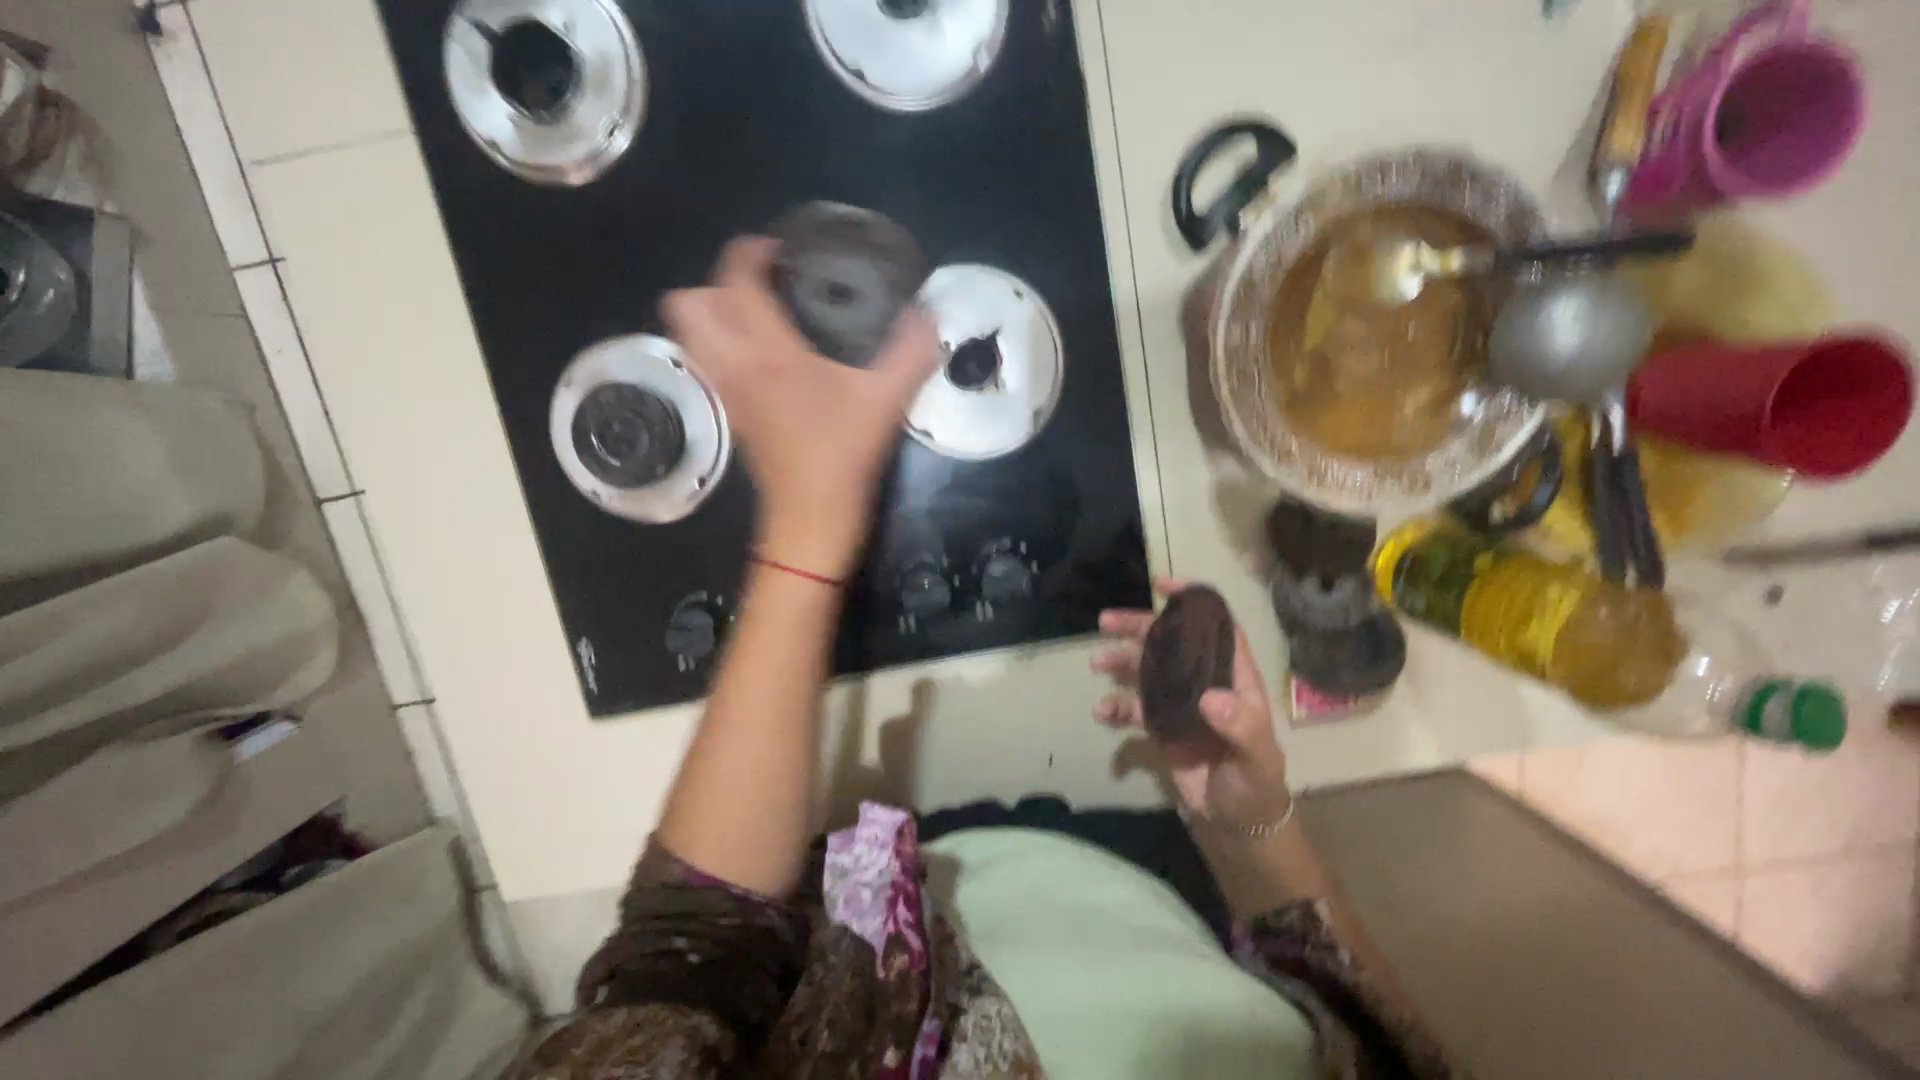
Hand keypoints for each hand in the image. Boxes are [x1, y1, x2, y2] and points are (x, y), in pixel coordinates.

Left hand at [664, 237, 941, 577]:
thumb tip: (928, 312)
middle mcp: (734, 365)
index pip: (737, 282)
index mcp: (768, 353)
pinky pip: (707, 363)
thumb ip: (910, 353)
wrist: (811, 520)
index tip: (780, 250)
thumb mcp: (886, 402)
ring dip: (711, 315)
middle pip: (688, 304)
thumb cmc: (842, 456)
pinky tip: (760, 356)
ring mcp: (726, 392)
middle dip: (717, 283)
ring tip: (756, 315)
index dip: (751, 252)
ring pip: (689, 336)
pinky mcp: (730, 414)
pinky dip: (720, 346)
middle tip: (761, 286)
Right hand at [1092, 577, 1291, 827]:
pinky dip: (1115, 706)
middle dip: (1139, 628)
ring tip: (1097, 661)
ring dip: (1121, 662)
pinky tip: (1102, 711)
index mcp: (1233, 678)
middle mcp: (1203, 682)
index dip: (1192, 602)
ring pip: (1146, 669)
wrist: (1237, 821)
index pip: (1216, 627)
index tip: (1163, 585)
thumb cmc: (1256, 782)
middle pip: (1169, 643)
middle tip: (1106, 620)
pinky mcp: (1160, 726)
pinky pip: (1133, 707)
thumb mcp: (1256, 755)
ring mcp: (1179, 703)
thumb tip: (1209, 697)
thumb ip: (1238, 725)